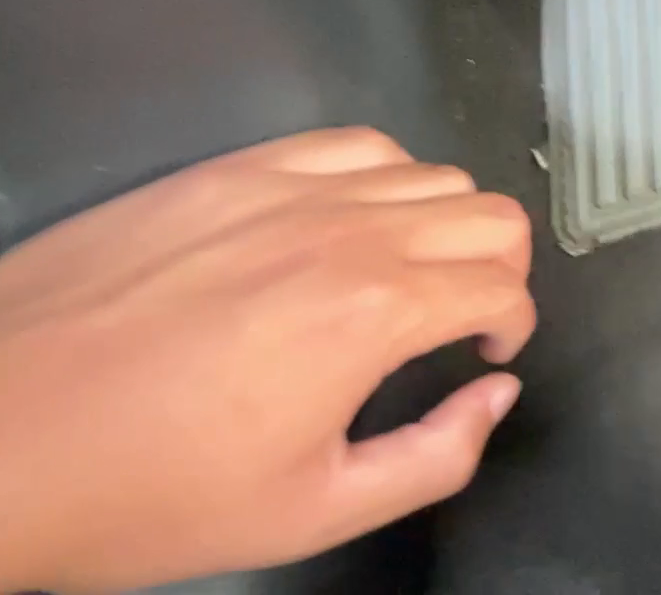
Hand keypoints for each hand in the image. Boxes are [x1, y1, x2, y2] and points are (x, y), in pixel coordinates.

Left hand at [0, 127, 535, 593]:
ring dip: (452, 225)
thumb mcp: (309, 513)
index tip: (486, 352)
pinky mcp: (243, 169)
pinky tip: (358, 219)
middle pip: (496, 217)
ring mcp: (299, 191)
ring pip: (443, 177)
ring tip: (414, 266)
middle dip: (504, 269)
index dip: (515, 323)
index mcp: (382, 310)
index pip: (505, 289)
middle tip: (466, 310)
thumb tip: (498, 391)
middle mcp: (359, 233)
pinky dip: (390, 178)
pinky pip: (366, 146)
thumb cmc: (146, 487)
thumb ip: (438, 456)